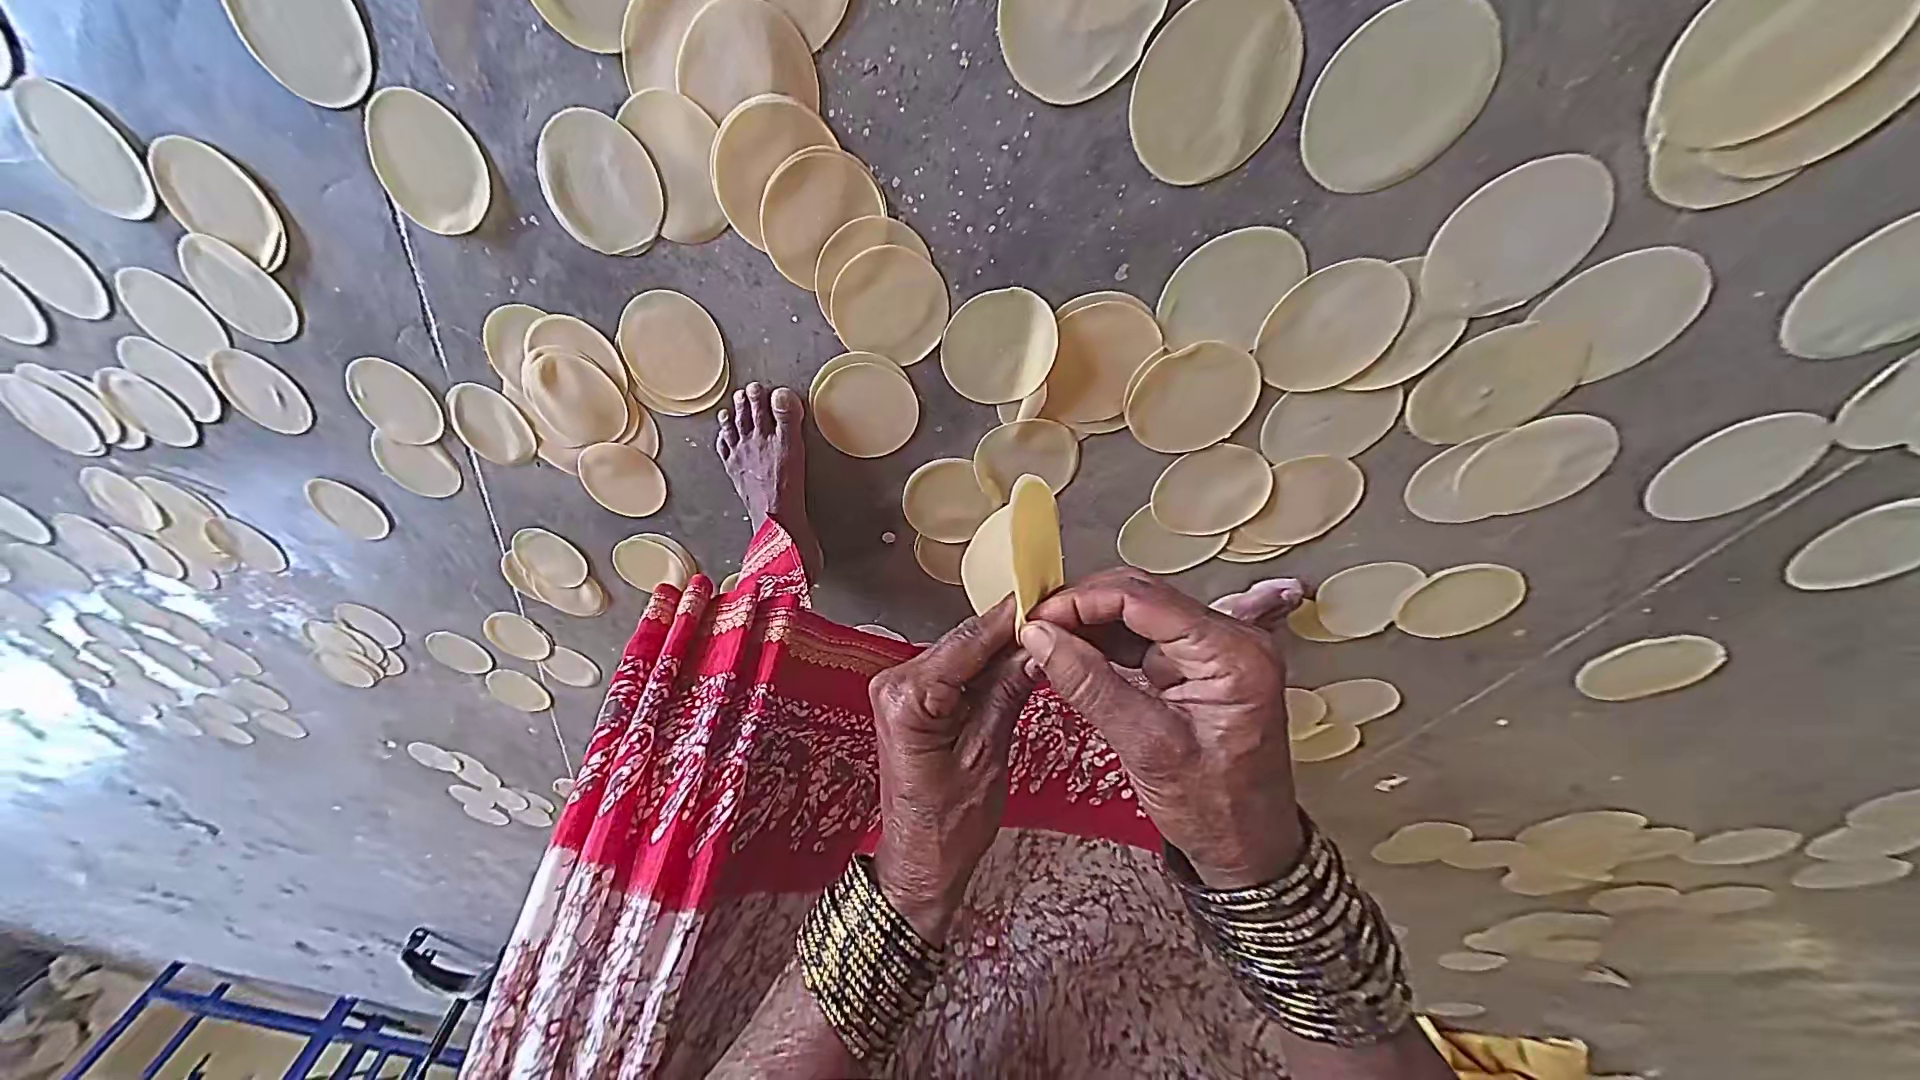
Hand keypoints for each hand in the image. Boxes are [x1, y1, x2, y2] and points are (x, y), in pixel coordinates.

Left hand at [867, 598, 1032, 941]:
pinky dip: (984, 665)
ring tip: (1043, 638)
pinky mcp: (909, 698)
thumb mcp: (988, 756)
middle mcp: (895, 683)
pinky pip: (953, 670)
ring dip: (999, 646)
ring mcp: (898, 688)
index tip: (1045, 599)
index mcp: (909, 698)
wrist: (918, 864)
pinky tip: (1014, 660)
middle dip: (1009, 631)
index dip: (1011, 619)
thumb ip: (1008, 692)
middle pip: (963, 642)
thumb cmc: (947, 828)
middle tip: (1054, 617)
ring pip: (960, 652)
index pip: (969, 642)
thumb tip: (1036, 648)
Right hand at [1020, 569, 1302, 888]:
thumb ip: (1090, 685)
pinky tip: (1075, 651)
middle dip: (1083, 606)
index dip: (1083, 601)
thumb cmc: (1217, 809)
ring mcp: (1211, 649)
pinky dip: (1103, 640)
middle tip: (1039, 627)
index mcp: (1232, 654)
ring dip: (1089, 621)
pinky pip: (1140, 635)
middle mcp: (1229, 639)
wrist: (1247, 845)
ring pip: (1136, 611)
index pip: (1143, 599)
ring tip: (1049, 639)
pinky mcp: (1194, 662)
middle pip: (1140, 596)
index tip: (1041, 617)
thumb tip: (1042, 638)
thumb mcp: (1146, 747)